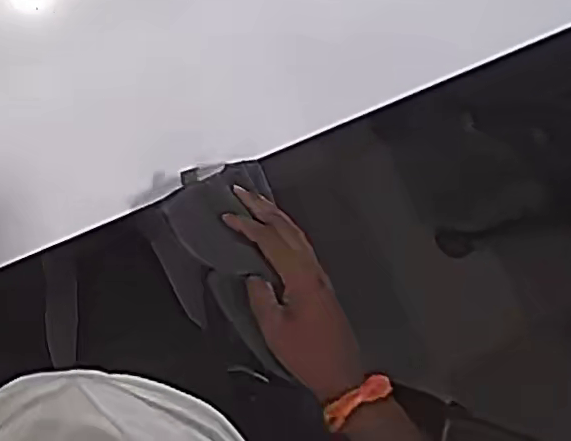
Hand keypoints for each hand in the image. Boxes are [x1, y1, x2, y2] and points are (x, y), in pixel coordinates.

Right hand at [223, 185, 365, 402]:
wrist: (344, 379)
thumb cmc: (308, 355)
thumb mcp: (274, 328)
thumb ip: (259, 296)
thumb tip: (253, 276)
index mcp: (300, 277)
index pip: (269, 239)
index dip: (246, 225)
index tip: (226, 216)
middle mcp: (312, 270)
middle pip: (285, 227)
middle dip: (261, 206)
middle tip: (240, 191)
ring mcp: (319, 275)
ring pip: (295, 232)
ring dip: (274, 213)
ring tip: (256, 200)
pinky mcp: (321, 282)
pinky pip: (300, 242)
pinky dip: (284, 226)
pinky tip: (277, 226)